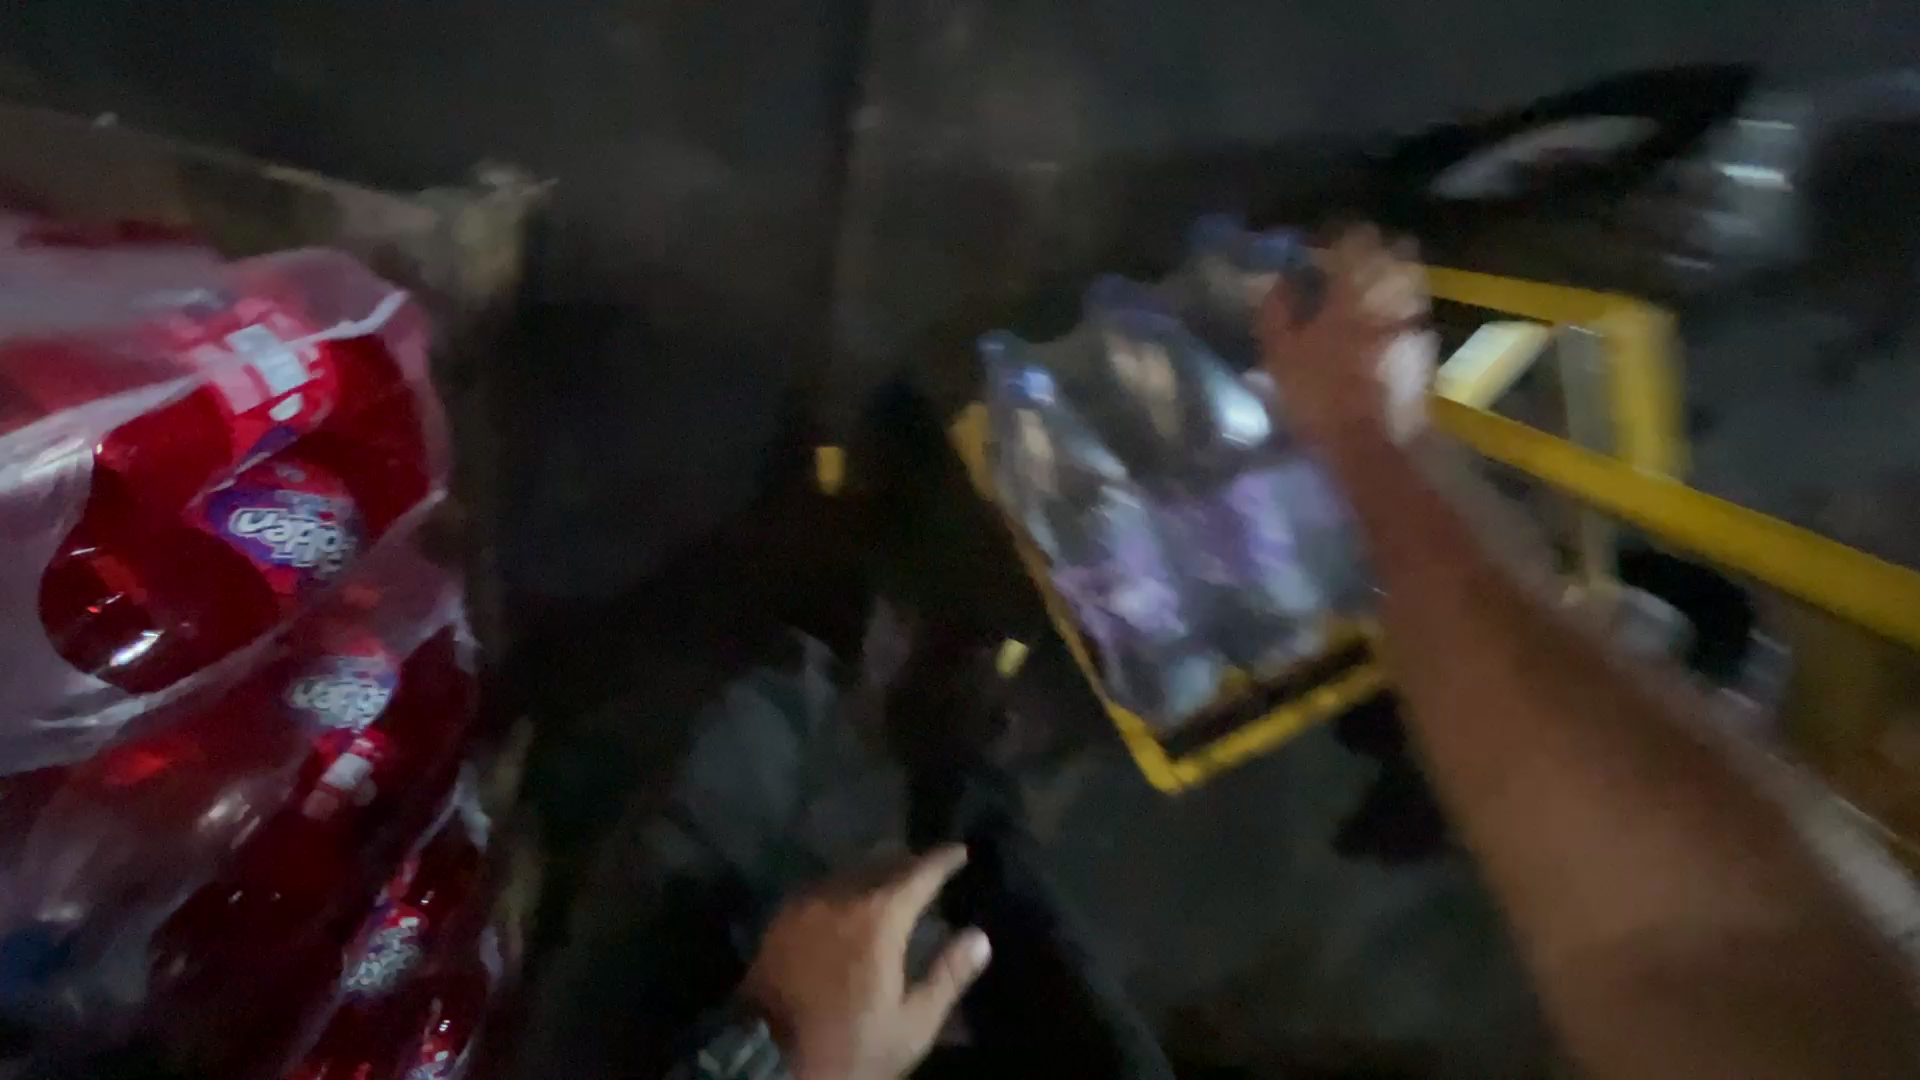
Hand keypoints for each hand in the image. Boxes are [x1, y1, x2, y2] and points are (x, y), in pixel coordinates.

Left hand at [741, 845, 992, 1079]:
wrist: (763, 1063)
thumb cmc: (846, 1048)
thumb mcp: (909, 1026)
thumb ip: (947, 977)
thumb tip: (980, 937)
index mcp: (882, 916)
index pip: (922, 871)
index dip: (945, 858)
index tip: (961, 851)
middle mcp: (846, 894)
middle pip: (886, 859)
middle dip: (911, 860)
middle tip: (928, 869)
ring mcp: (810, 900)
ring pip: (853, 867)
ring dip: (878, 867)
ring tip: (893, 880)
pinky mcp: (784, 914)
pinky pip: (825, 883)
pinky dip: (847, 883)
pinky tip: (851, 898)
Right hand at [1257, 225, 1434, 449]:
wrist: (1373, 444)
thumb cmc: (1318, 397)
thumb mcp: (1280, 355)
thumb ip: (1276, 310)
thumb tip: (1273, 278)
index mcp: (1353, 288)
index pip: (1351, 237)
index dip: (1331, 235)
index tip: (1313, 245)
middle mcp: (1391, 292)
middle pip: (1390, 247)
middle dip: (1366, 248)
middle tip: (1341, 262)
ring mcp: (1414, 316)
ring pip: (1406, 274)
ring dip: (1384, 273)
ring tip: (1358, 291)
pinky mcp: (1424, 341)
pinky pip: (1411, 305)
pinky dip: (1394, 303)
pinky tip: (1375, 322)